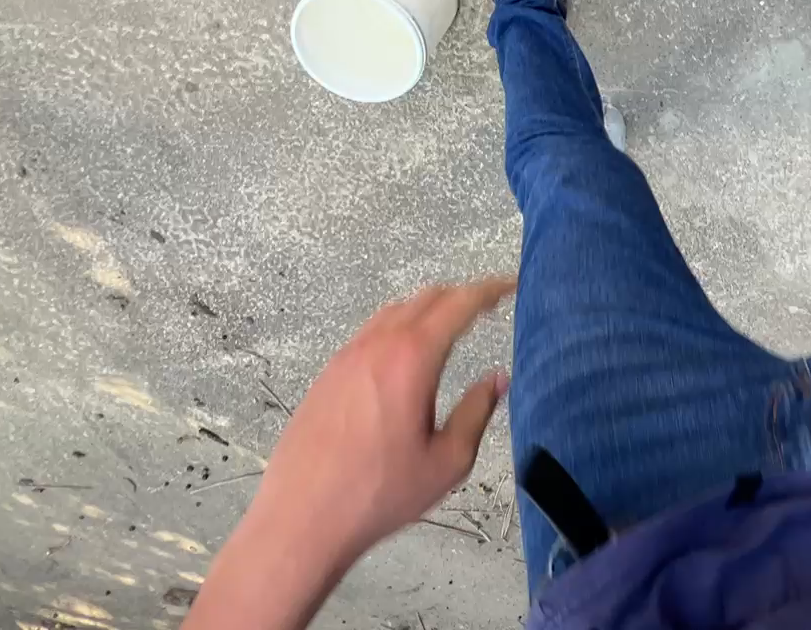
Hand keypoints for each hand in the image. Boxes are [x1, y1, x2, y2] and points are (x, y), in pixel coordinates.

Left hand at [257, 277, 516, 556]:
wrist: (298, 524)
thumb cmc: (378, 494)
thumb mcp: (447, 461)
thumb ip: (478, 411)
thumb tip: (498, 378)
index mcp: (413, 358)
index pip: (460, 304)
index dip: (491, 289)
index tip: (512, 286)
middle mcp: (379, 345)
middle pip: (428, 296)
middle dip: (463, 295)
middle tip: (490, 306)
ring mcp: (348, 356)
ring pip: (397, 309)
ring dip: (431, 307)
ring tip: (452, 325)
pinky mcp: (328, 373)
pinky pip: (372, 330)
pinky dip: (402, 324)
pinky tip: (407, 353)